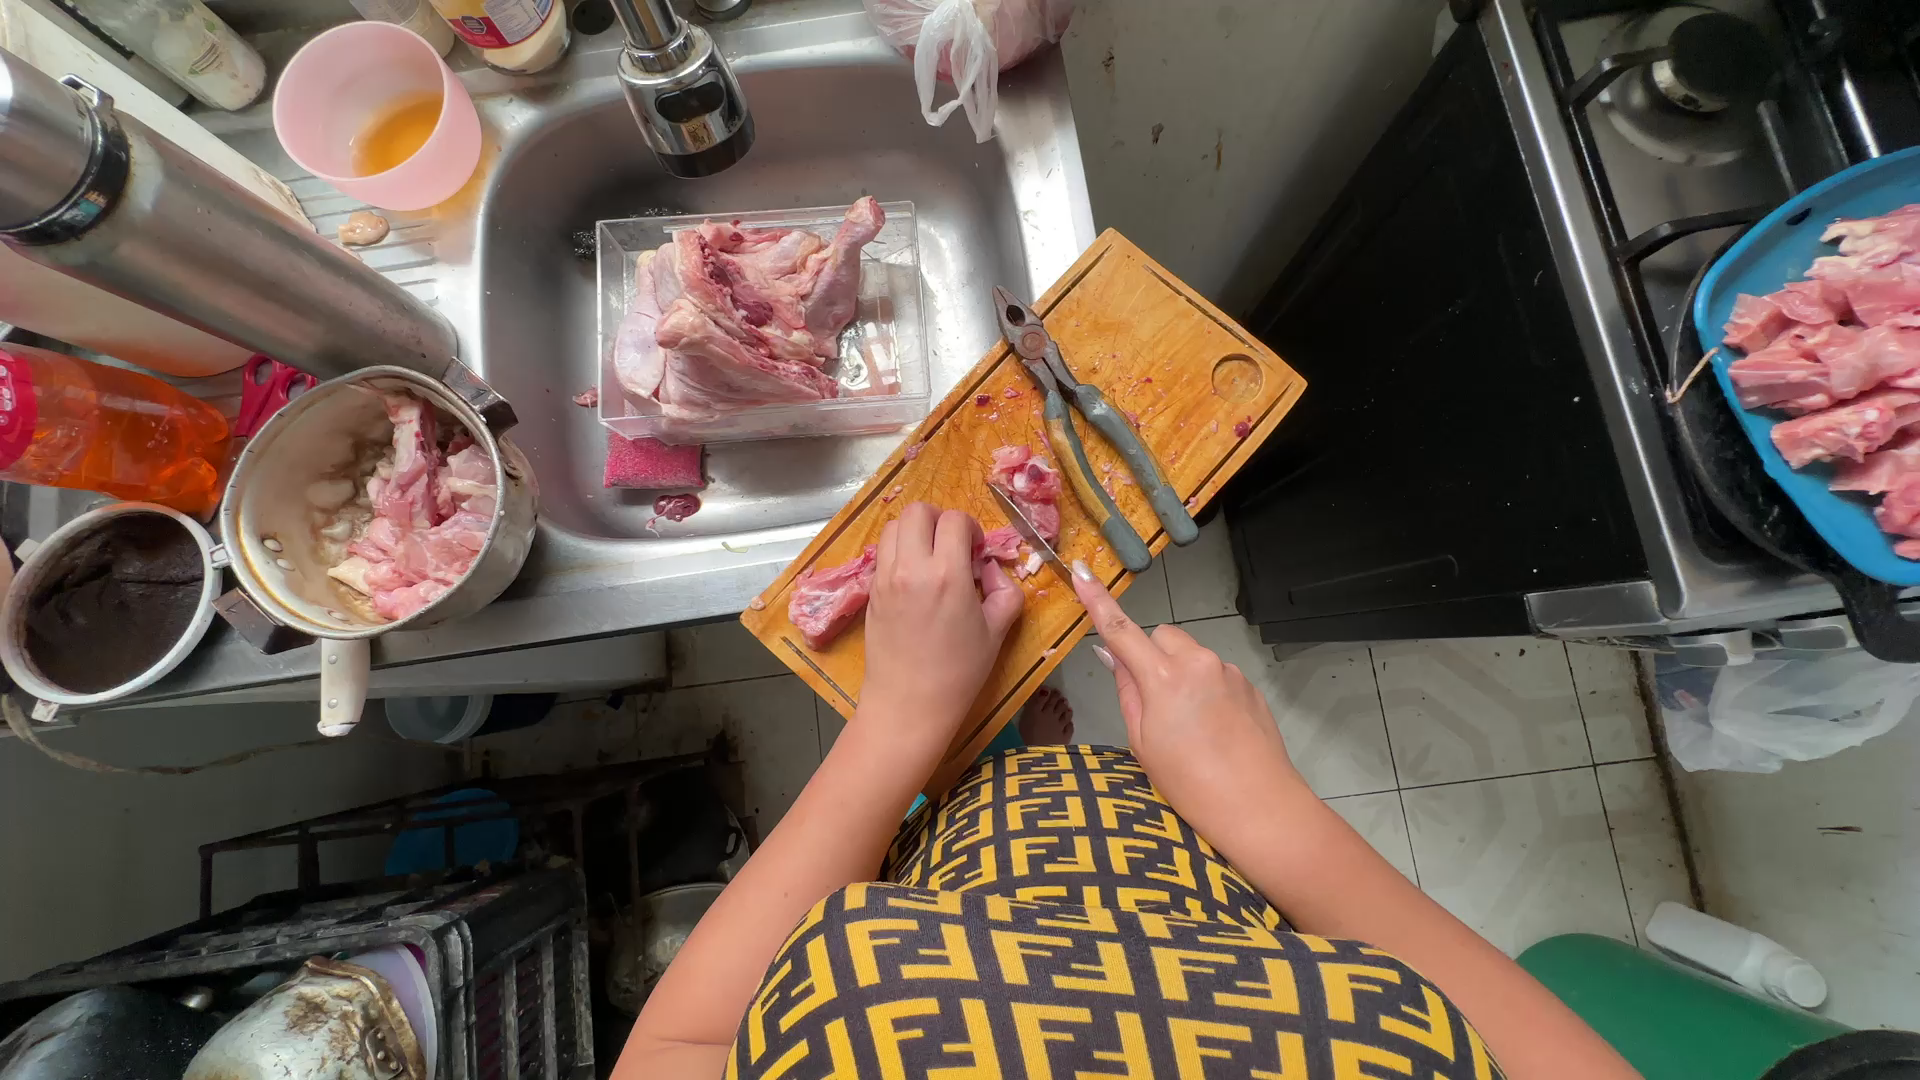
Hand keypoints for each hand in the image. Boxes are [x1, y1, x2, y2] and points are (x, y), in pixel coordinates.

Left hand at [860, 503, 1023, 754]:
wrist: (909, 704)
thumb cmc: (959, 672)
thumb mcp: (997, 631)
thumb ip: (1004, 590)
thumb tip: (991, 569)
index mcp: (947, 574)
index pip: (954, 520)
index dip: (971, 529)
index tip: (976, 552)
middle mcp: (911, 567)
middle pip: (918, 511)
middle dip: (939, 519)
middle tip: (951, 545)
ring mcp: (885, 577)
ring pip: (894, 526)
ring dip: (915, 532)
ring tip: (930, 557)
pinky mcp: (871, 591)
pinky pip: (882, 552)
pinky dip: (899, 551)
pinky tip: (913, 577)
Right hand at [1071, 562, 1305, 849]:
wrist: (1261, 807)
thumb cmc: (1190, 784)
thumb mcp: (1142, 742)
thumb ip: (1126, 691)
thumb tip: (1111, 654)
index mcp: (1163, 678)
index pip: (1119, 629)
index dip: (1096, 599)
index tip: (1080, 570)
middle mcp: (1197, 662)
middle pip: (1161, 636)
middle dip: (1150, 655)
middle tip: (1153, 701)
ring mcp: (1227, 671)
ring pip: (1189, 654)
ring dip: (1180, 673)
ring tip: (1189, 724)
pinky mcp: (1248, 684)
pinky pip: (1214, 671)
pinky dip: (1204, 688)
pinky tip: (1214, 727)